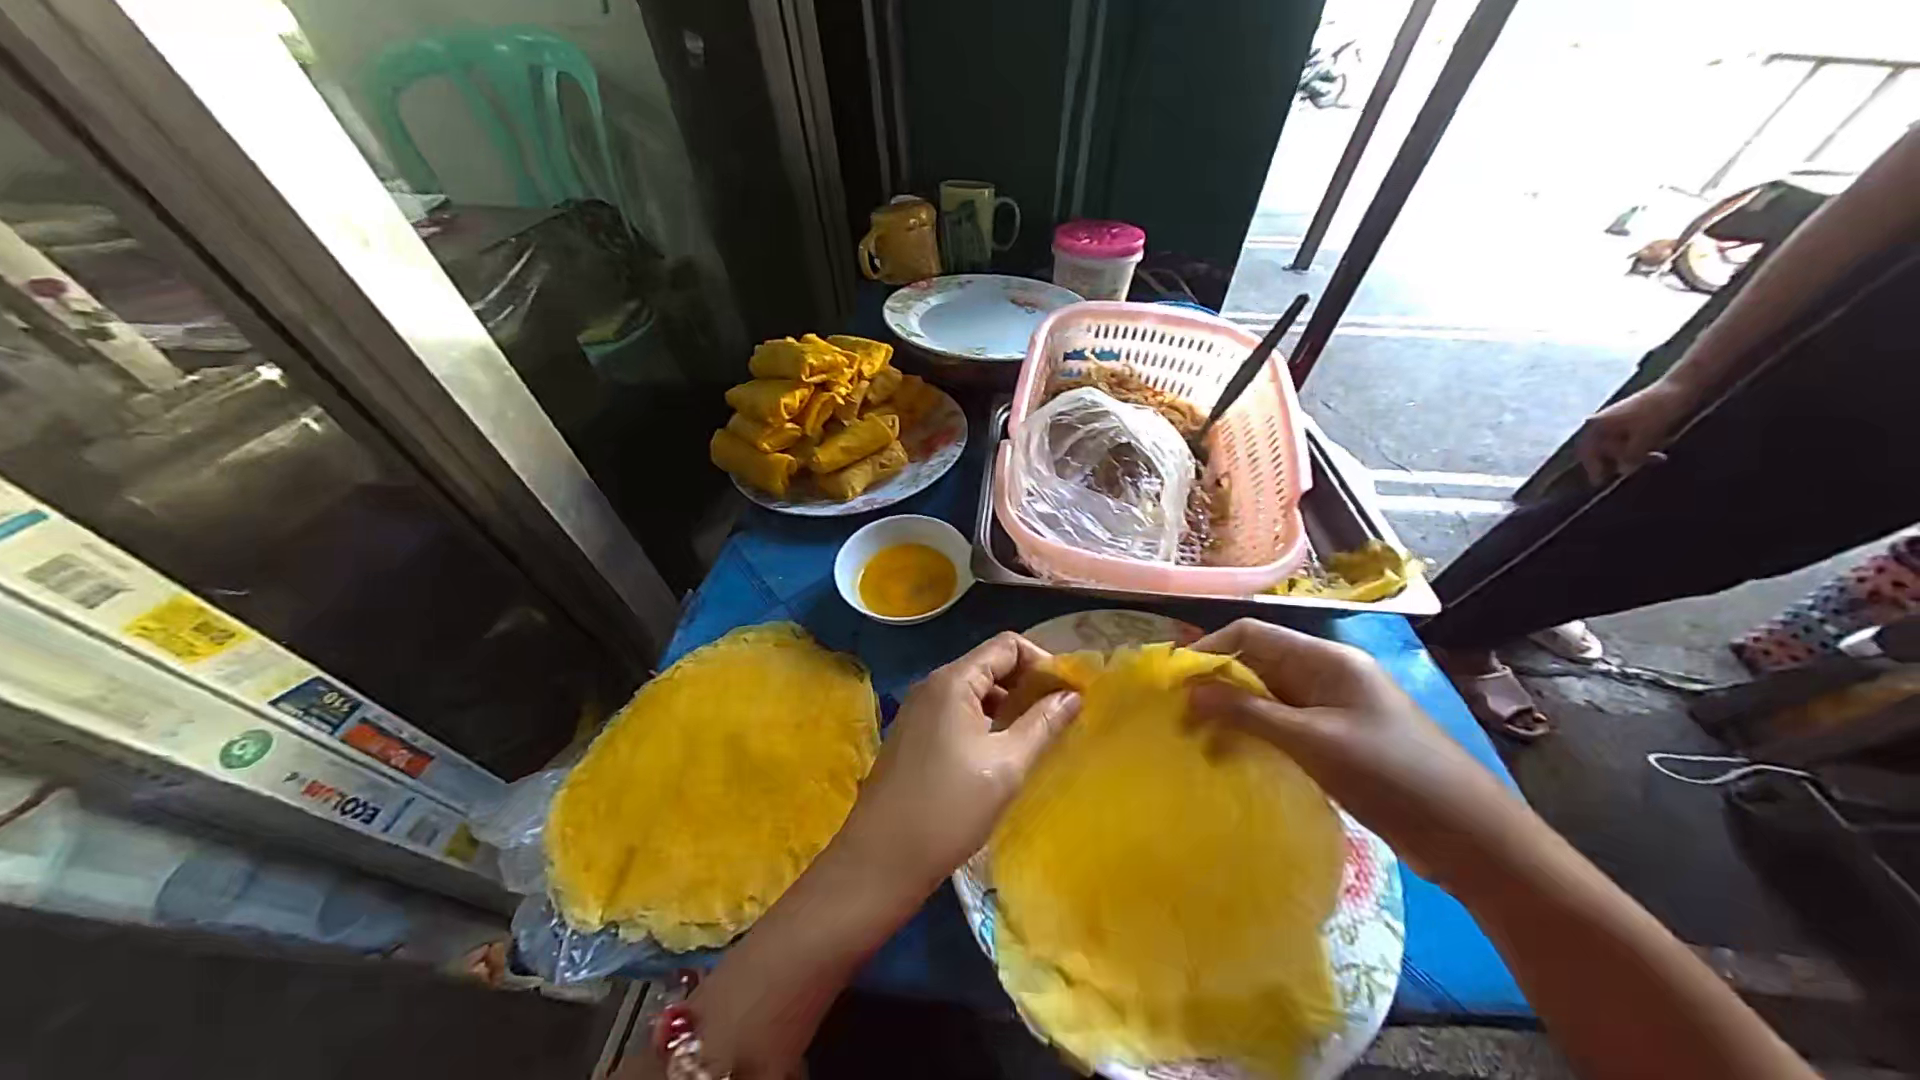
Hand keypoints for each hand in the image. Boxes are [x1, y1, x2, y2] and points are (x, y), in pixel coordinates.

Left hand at [835, 632, 1080, 896]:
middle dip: (1028, 684)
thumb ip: (1042, 724)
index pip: (1007, 645)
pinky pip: (958, 714)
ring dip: (1009, 706)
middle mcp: (932, 686)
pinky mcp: (915, 736)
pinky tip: (1004, 754)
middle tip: (1060, 716)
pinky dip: (986, 723)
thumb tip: (1072, 695)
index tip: (1069, 694)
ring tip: (1038, 737)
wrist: (881, 859)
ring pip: (975, 692)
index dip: (1043, 662)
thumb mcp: (1006, 765)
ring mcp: (919, 712)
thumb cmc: (949, 808)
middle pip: (990, 665)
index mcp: (952, 681)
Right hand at [1188, 619, 1529, 886]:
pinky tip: (1232, 754)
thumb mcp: (1312, 741)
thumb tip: (1190, 690)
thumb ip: (1248, 711)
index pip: (1252, 633)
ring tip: (1197, 737)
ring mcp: (1334, 706)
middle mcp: (1327, 673)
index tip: (1174, 681)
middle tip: (1179, 714)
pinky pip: (1284, 723)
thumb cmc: (1390, 776)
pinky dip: (1255, 732)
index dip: (1210, 649)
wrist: (1472, 838)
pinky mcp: (1338, 737)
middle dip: (1216, 683)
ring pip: (1268, 695)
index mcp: (1326, 658)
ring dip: (1233, 710)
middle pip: (1258, 662)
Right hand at [1574, 380, 1695, 483]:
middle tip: (1632, 471)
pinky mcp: (1631, 419)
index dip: (1592, 468)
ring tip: (1654, 459)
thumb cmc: (1660, 411)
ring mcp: (1615, 420)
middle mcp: (1600, 422)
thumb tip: (1623, 472)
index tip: (1600, 483)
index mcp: (1597, 425)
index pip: (1587, 452)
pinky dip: (1639, 447)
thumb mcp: (1645, 437)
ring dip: (1632, 454)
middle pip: (1601, 449)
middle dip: (1617, 461)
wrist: (1685, 387)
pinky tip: (1656, 449)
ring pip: (1617, 445)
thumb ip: (1631, 456)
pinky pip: (1628, 439)